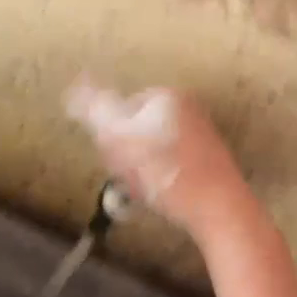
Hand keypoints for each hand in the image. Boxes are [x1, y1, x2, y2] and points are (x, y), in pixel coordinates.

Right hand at [64, 79, 251, 237]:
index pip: (120, 107)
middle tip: (127, 174)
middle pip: (136, 128)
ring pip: (152, 149)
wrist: (219, 211)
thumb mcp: (118, 138)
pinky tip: (162, 195)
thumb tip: (76, 85)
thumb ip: (94, 109)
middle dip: (126, 151)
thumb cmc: (165, 173)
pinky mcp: (210, 162)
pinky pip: (171, 165)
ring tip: (145, 188)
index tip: (112, 155)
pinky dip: (161, 178)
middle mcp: (188, 108)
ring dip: (140, 168)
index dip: (109, 133)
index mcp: (168, 96)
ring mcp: (202, 135)